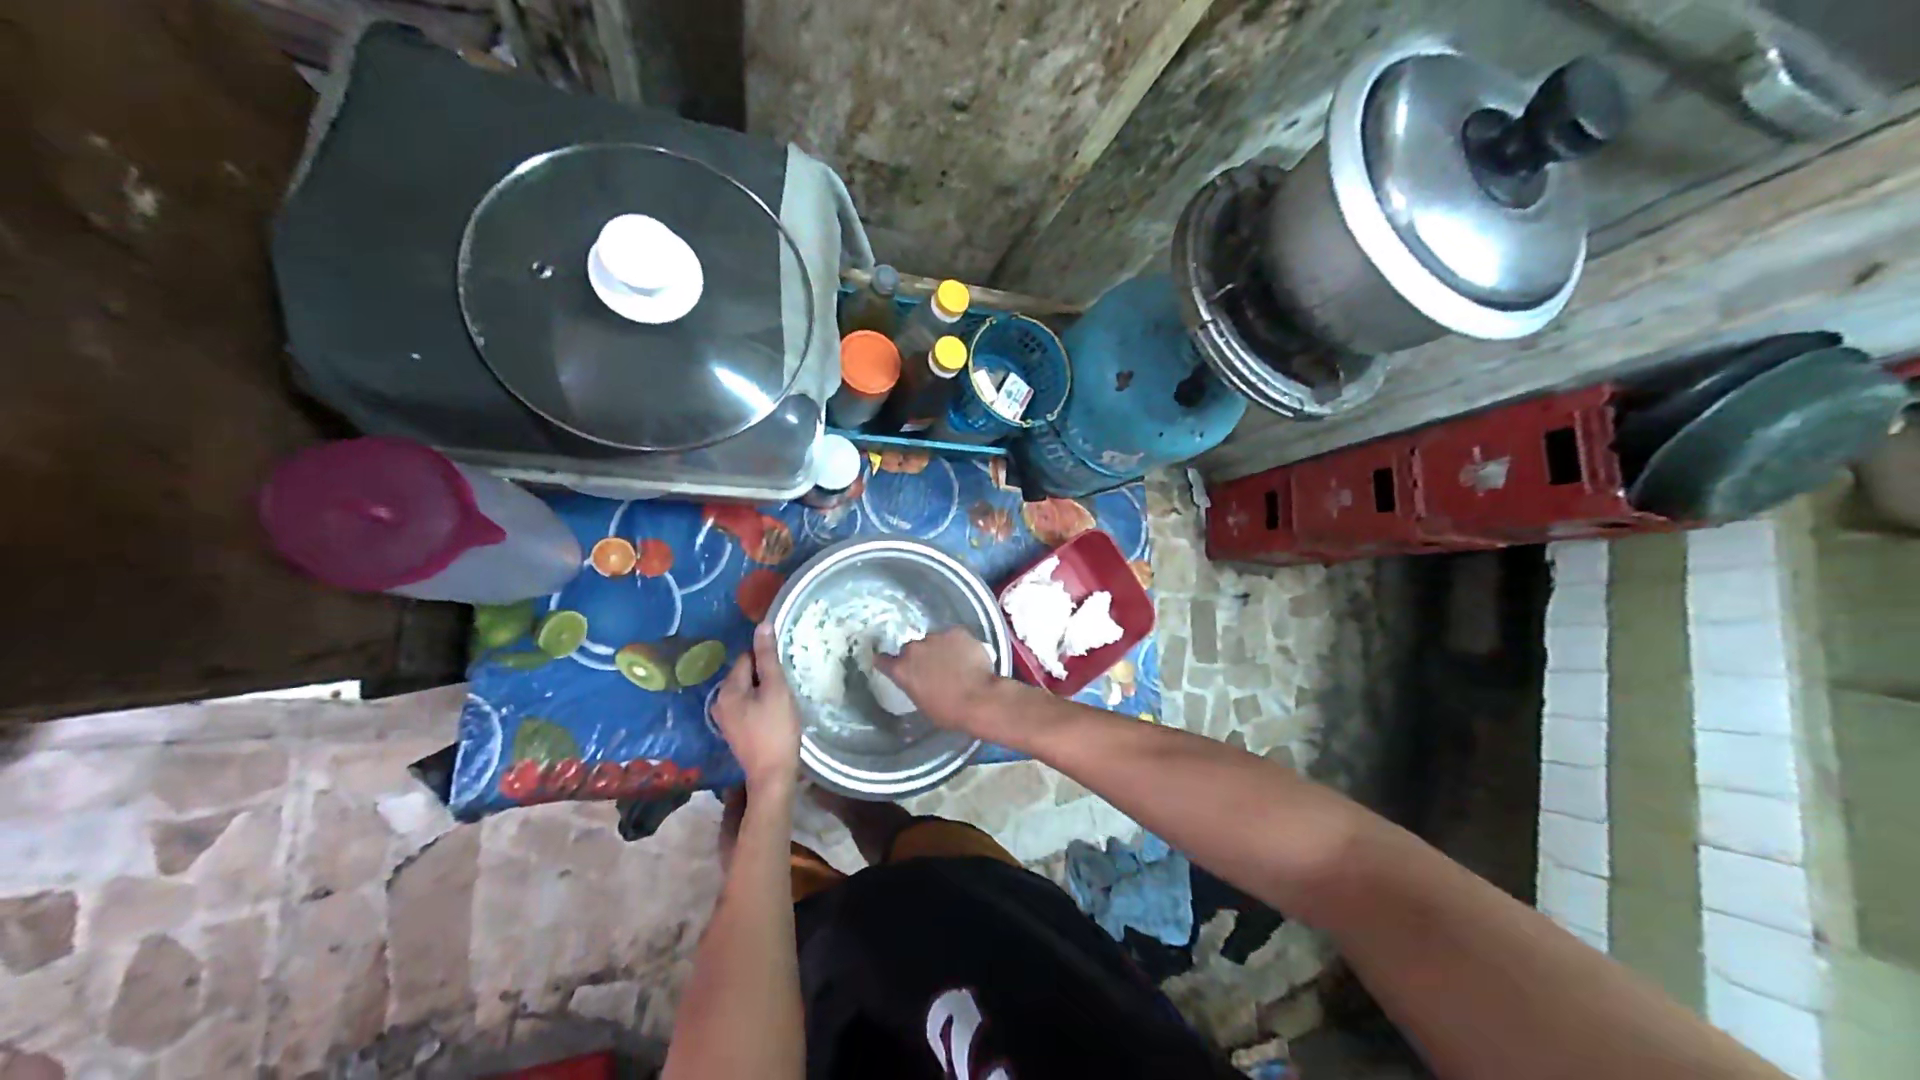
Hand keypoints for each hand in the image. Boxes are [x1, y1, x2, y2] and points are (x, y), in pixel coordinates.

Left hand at [711, 624, 801, 792]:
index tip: (784, 669)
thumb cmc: (776, 730)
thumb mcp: (776, 689)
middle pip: (744, 675)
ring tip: (783, 699)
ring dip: (763, 691)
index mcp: (727, 690)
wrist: (772, 776)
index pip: (745, 658)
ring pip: (747, 692)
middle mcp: (720, 703)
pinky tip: (775, 714)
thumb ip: (768, 657)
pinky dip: (760, 705)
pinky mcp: (735, 732)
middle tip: (786, 685)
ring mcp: (726, 720)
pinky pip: (747, 707)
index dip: (765, 660)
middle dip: (764, 675)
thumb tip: (762, 625)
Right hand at [874, 627, 1009, 735]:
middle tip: (933, 669)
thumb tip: (917, 679)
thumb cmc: (949, 711)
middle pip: (911, 649)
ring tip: (955, 663)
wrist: (980, 699)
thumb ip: (913, 684)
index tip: (889, 662)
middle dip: (920, 656)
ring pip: (934, 640)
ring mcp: (936, 637)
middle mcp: (914, 649)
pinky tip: (968, 656)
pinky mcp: (957, 632)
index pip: (883, 660)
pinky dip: (958, 644)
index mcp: (902, 669)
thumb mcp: (922, 703)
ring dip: (940, 649)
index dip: (886, 661)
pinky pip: (954, 637)